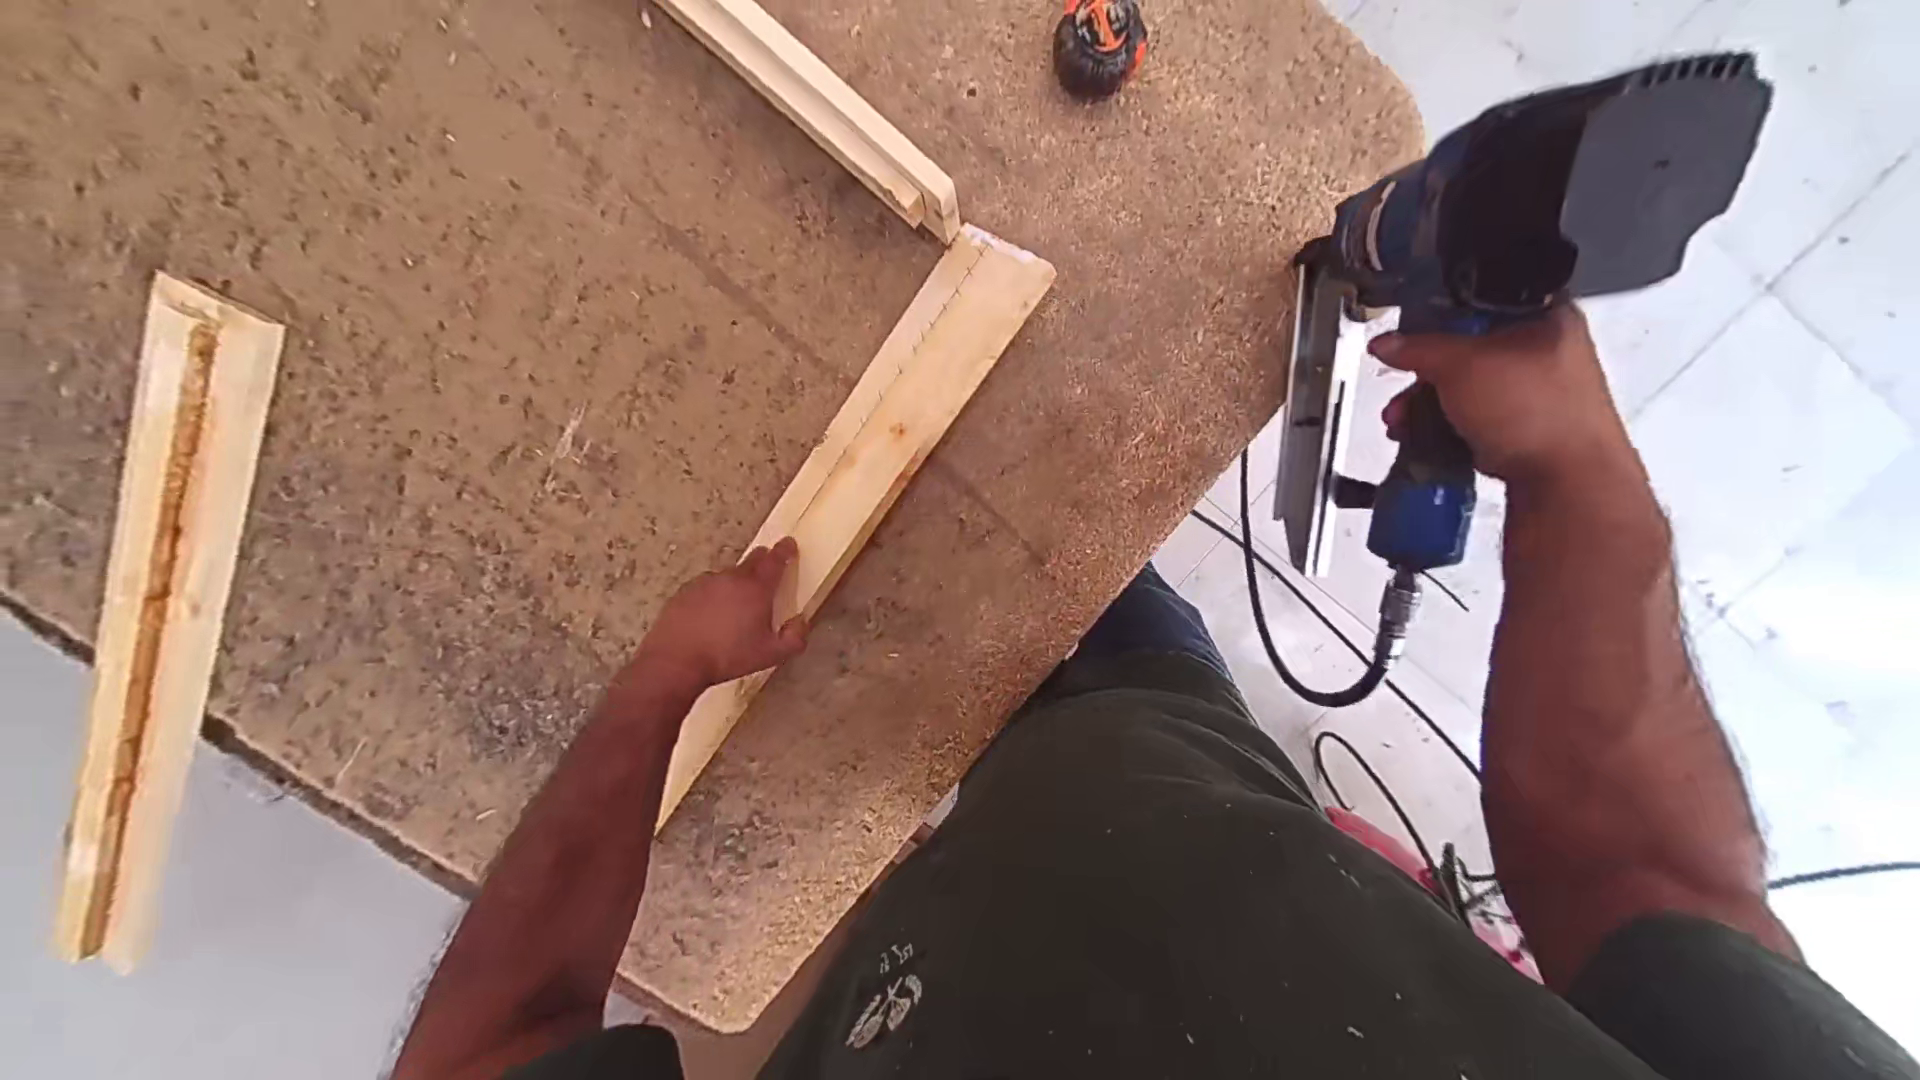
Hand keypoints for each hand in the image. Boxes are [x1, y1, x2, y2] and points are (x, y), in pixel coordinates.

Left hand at [630, 538, 809, 690]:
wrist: (675, 661)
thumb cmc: (728, 657)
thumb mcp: (771, 654)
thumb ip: (795, 638)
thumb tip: (801, 621)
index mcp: (756, 588)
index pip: (775, 560)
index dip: (785, 550)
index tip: (789, 543)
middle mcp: (731, 578)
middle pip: (752, 560)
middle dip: (763, 560)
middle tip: (768, 567)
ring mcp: (705, 583)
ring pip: (728, 575)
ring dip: (736, 582)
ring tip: (737, 603)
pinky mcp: (684, 592)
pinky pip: (706, 587)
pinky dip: (714, 594)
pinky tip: (712, 614)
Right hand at [1370, 305, 1636, 487]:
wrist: (1561, 475)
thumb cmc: (1533, 409)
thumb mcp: (1462, 365)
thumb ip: (1418, 349)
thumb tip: (1386, 342)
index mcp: (1545, 318)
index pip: (1480, 301)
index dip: (1439, 316)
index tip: (1408, 333)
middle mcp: (1542, 350)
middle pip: (1462, 351)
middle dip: (1421, 375)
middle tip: (1403, 386)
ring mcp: (1530, 390)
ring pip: (1460, 387)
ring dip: (1422, 404)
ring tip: (1402, 420)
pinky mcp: (1517, 423)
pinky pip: (1466, 415)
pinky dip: (1439, 424)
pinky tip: (1419, 434)